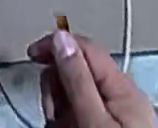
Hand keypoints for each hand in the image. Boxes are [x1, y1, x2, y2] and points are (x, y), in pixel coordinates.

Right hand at [27, 31, 155, 127]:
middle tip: (54, 114)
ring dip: (59, 110)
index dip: (56, 45)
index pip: (85, 47)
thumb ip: (77, 79)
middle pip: (77, 71)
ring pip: (74, 96)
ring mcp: (115, 120)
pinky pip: (78, 116)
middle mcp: (121, 100)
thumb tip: (61, 38)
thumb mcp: (94, 123)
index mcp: (123, 90)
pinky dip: (66, 123)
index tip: (33, 55)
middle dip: (57, 88)